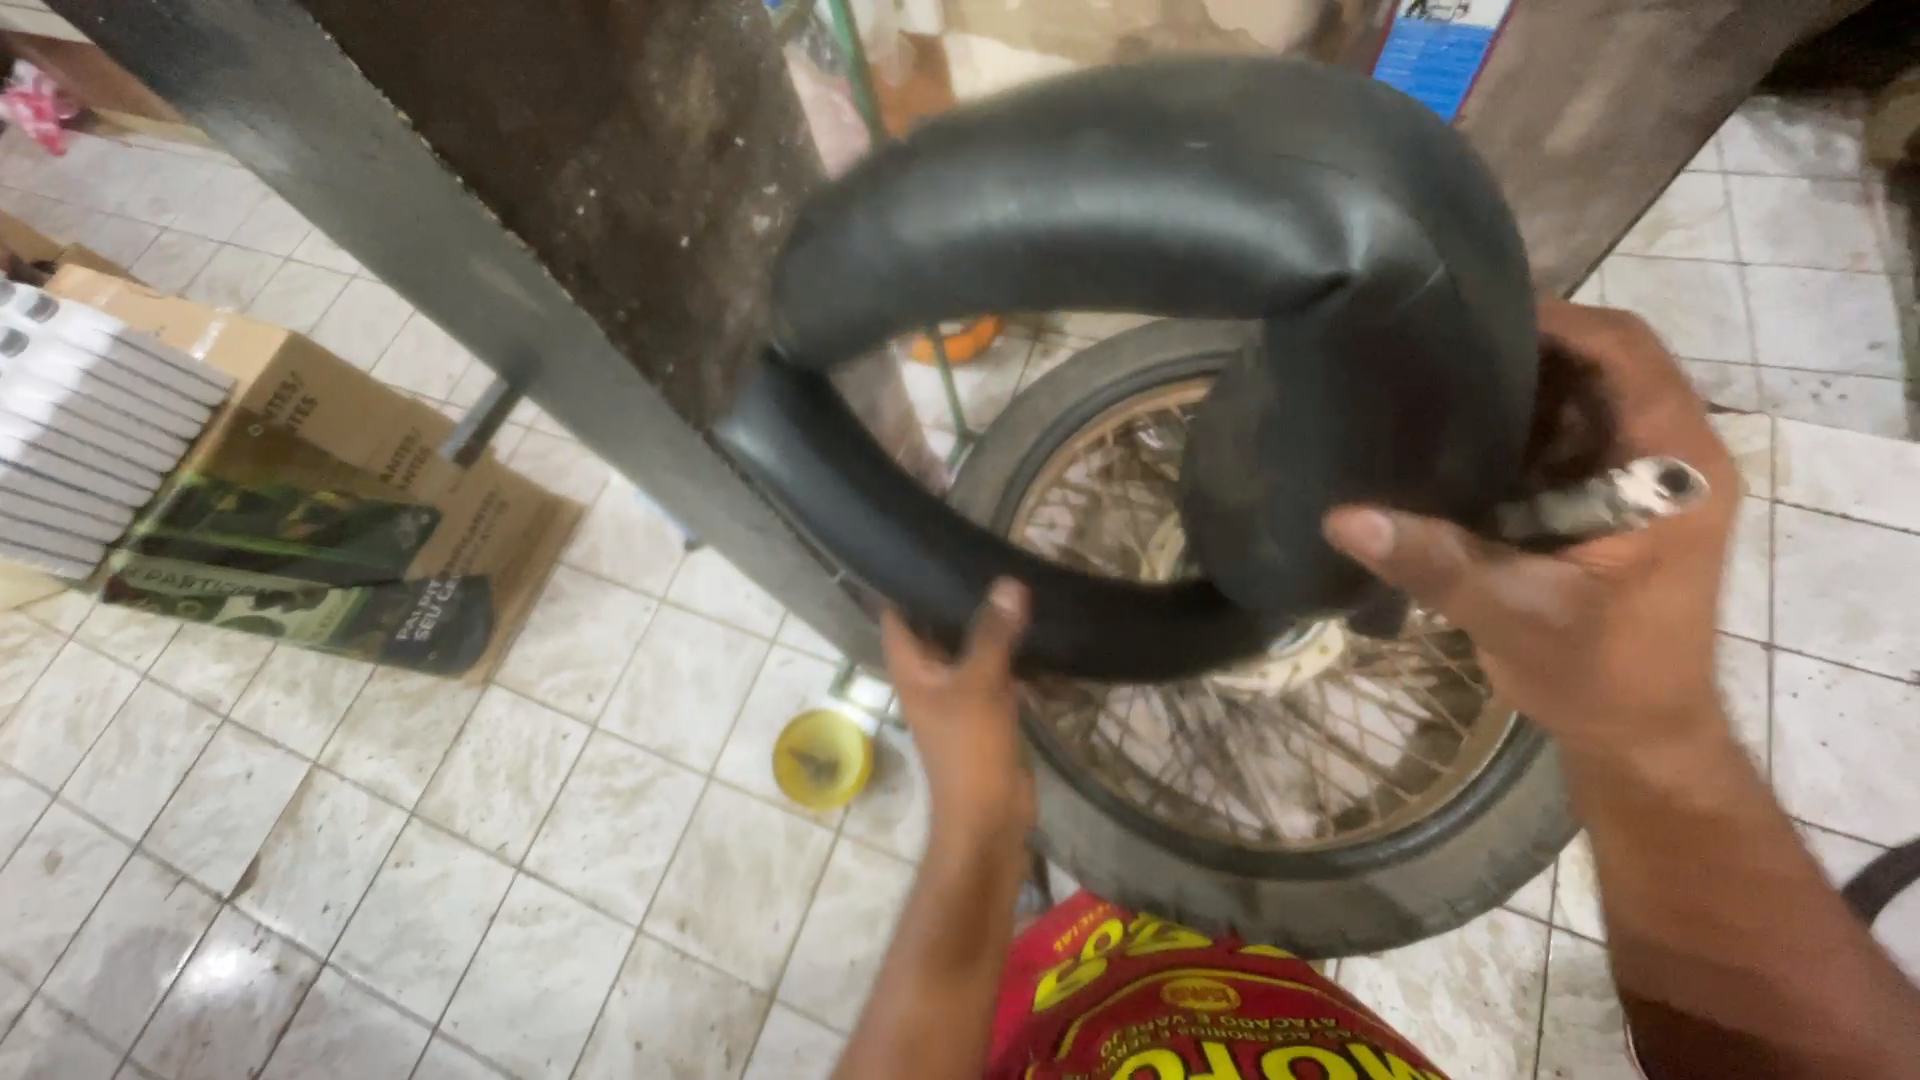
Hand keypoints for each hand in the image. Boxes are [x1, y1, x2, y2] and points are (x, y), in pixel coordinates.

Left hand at [883, 579, 1035, 852]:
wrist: (989, 818)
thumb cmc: (969, 749)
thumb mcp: (981, 684)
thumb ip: (994, 633)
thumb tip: (1008, 583)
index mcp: (911, 667)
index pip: (897, 614)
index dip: (907, 583)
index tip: (932, 549)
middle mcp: (928, 676)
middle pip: (936, 628)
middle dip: (958, 600)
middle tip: (986, 559)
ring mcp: (957, 694)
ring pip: (970, 649)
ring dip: (988, 626)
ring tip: (1013, 584)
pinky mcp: (986, 710)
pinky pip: (996, 672)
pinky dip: (1011, 655)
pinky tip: (1035, 632)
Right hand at [1323, 297, 1739, 767]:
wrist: (1632, 732)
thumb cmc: (1602, 672)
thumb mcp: (1517, 613)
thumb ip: (1435, 561)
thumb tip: (1342, 517)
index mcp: (1671, 468)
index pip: (1625, 355)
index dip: (1554, 322)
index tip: (1465, 313)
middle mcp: (1656, 459)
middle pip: (1590, 369)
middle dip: (1512, 353)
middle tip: (1423, 345)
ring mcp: (1622, 482)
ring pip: (1562, 405)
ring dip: (1499, 393)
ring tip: (1418, 379)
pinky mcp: (1589, 505)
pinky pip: (1541, 446)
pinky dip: (1493, 434)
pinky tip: (1432, 437)